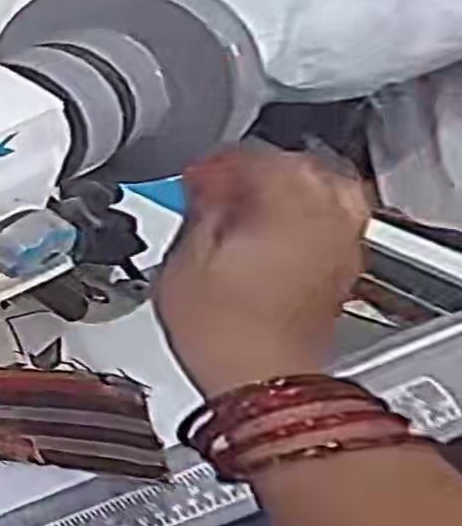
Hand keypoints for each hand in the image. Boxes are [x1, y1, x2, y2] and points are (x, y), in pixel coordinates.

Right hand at [155, 148, 371, 397]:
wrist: (255, 367)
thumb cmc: (217, 323)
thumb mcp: (185, 258)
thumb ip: (202, 210)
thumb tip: (205, 182)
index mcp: (287, 213)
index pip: (262, 160)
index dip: (221, 159)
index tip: (193, 168)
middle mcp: (326, 222)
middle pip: (304, 168)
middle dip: (257, 166)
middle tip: (214, 178)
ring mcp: (340, 244)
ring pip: (327, 188)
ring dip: (283, 185)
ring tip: (240, 197)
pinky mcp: (339, 264)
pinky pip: (331, 216)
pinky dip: (299, 209)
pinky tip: (265, 222)